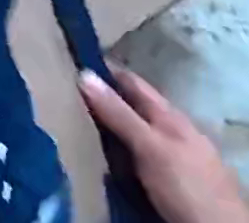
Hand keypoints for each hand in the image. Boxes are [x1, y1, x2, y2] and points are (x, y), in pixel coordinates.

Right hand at [79, 66, 248, 222]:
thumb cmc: (190, 188)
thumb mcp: (150, 148)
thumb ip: (118, 112)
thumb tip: (82, 72)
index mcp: (171, 116)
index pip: (129, 80)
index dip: (100, 68)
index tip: (64, 60)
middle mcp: (171, 131)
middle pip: (128, 105)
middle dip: (97, 98)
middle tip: (58, 92)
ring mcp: (171, 157)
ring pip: (128, 130)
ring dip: (103, 125)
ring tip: (68, 119)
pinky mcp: (167, 180)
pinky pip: (130, 153)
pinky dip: (112, 148)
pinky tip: (95, 152)